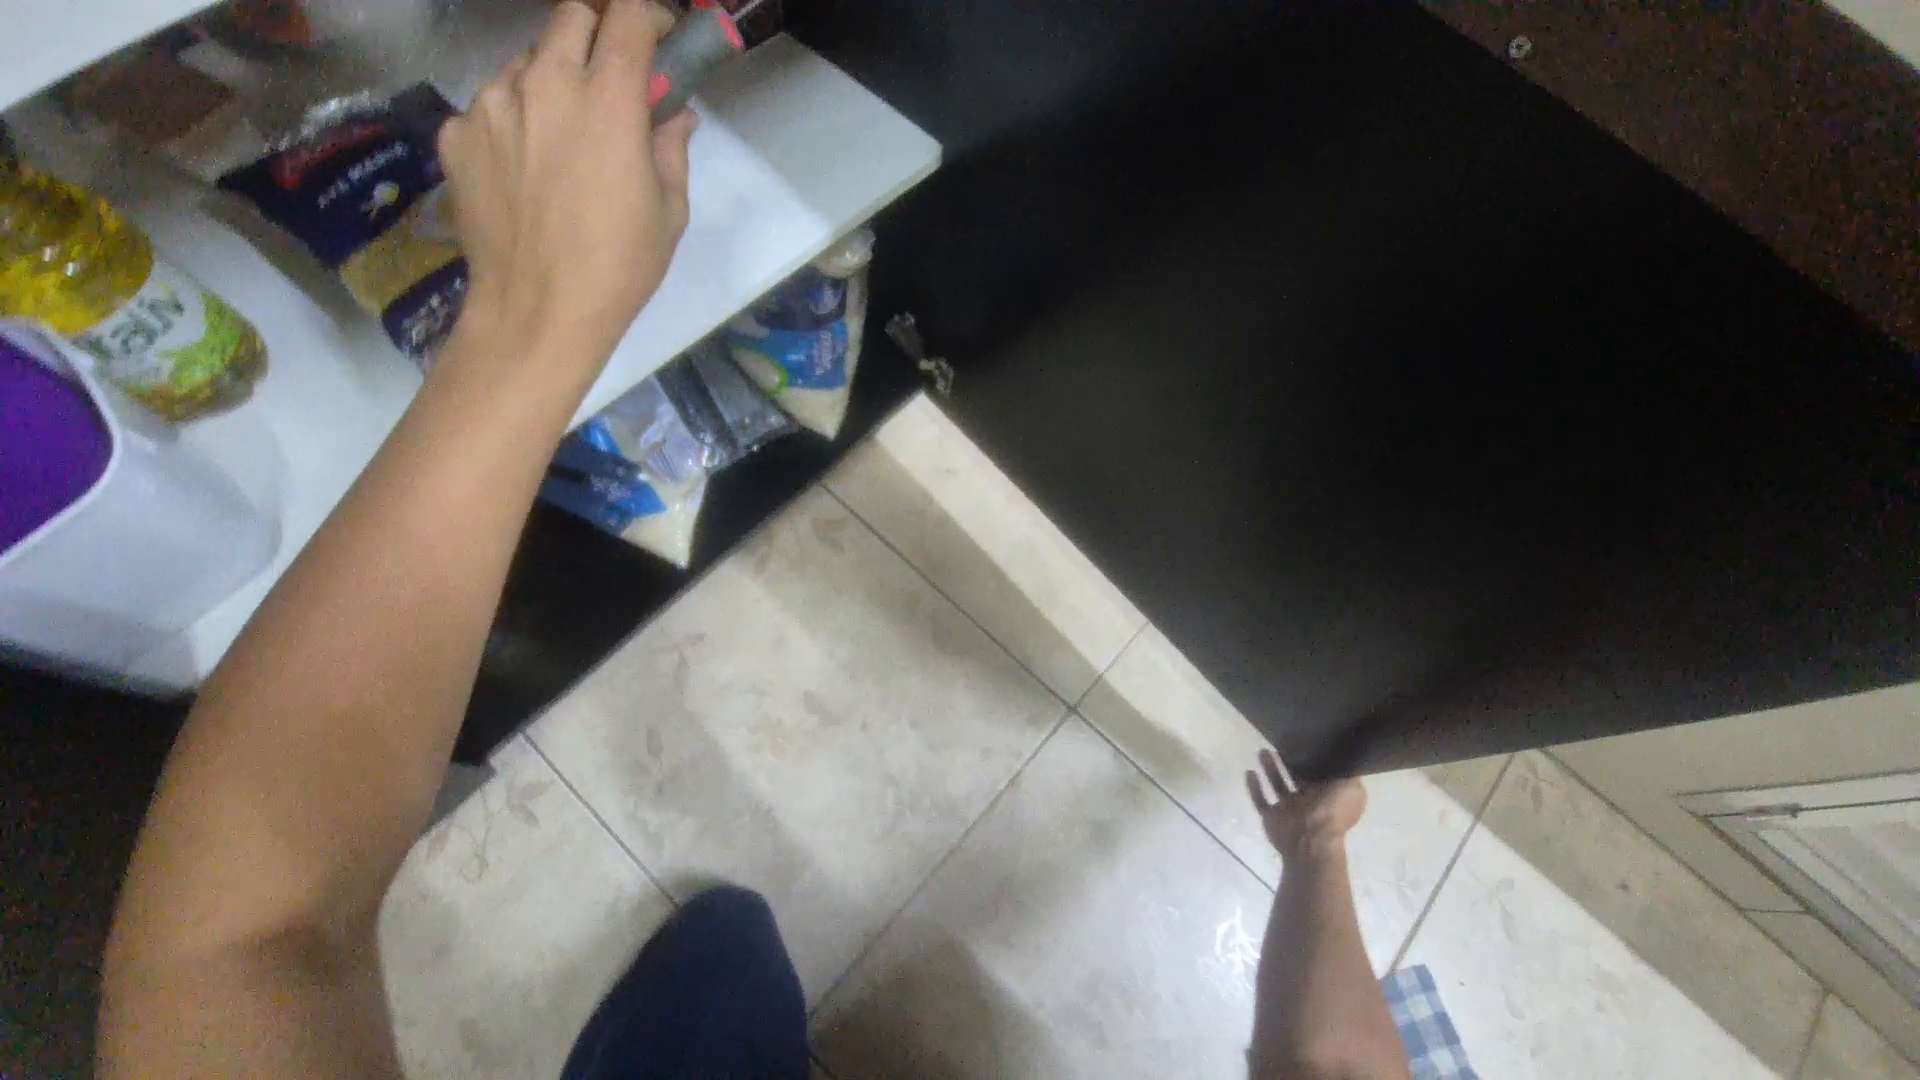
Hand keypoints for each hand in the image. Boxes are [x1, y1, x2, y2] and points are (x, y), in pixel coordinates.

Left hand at [438, 0, 697, 369]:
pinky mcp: (456, 132)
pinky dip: (515, 119)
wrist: (538, 310)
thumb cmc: (620, 267)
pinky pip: (491, 104)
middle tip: (613, 75)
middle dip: (599, 31)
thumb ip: (671, 149)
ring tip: (564, 133)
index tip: (659, 35)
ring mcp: (491, 104)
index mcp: (608, 100)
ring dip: (553, 78)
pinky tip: (526, 166)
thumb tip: (675, 115)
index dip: (648, 16)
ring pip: (527, 61)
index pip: (627, 17)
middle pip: (571, 16)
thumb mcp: (668, 212)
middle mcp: (544, 83)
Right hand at [1245, 749, 1366, 858]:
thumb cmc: (1331, 812)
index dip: (1314, 757)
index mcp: (1328, 795)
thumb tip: (1344, 756)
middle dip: (1289, 761)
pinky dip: (1254, 787)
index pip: (1321, 773)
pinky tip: (1249, 772)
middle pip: (1297, 777)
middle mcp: (1309, 801)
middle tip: (1281, 741)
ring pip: (1277, 784)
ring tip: (1263, 751)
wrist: (1310, 841)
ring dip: (1270, 769)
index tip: (1306, 739)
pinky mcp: (1271, 816)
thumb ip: (1348, 772)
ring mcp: (1288, 809)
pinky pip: (1260, 799)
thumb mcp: (1351, 788)